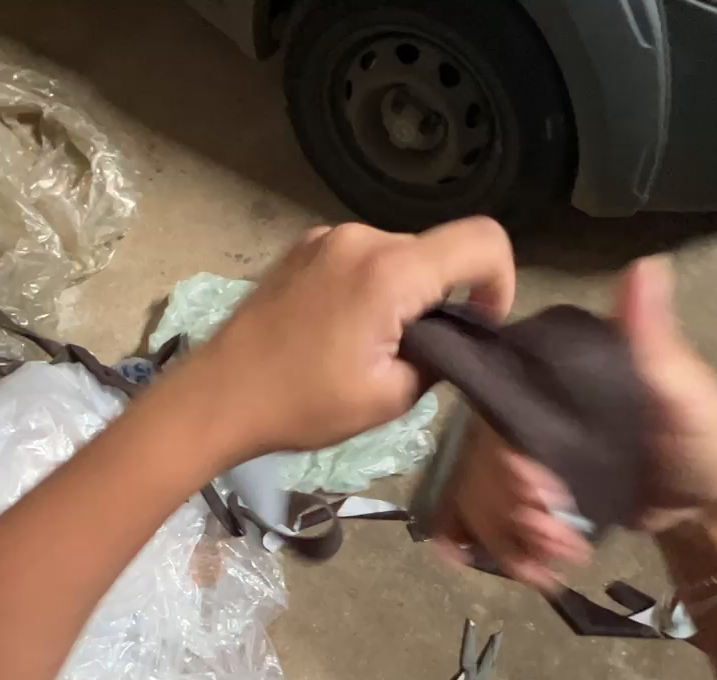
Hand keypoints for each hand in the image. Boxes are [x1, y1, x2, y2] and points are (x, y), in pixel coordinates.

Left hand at [174, 218, 515, 459]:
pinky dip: (367, 288)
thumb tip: (451, 341)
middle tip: (413, 355)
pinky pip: (357, 259)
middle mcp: (360, 238)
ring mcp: (323, 238)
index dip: (499, 283)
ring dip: (401, 296)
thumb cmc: (301, 405)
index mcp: (389, 271)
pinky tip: (338, 331)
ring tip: (368, 348)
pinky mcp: (299, 250)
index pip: (482, 241)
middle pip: (434, 253)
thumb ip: (439, 360)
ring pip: (395, 258)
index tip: (479, 327)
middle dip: (441, 299)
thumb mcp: (387, 398)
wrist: (217, 397)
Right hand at [430, 257, 716, 586]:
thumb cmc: (701, 442)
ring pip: (480, 505)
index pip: (497, 423)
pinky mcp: (530, 507)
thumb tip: (643, 266)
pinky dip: (500, 553)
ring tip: (554, 564)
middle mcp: (526, 427)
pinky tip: (527, 571)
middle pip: (480, 471)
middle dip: (510, 515)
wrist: (708, 505)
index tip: (538, 497)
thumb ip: (654, 341)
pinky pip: (487, 529)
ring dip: (510, 541)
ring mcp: (525, 470)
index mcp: (551, 393)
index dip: (504, 466)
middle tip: (557, 540)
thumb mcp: (683, 392)